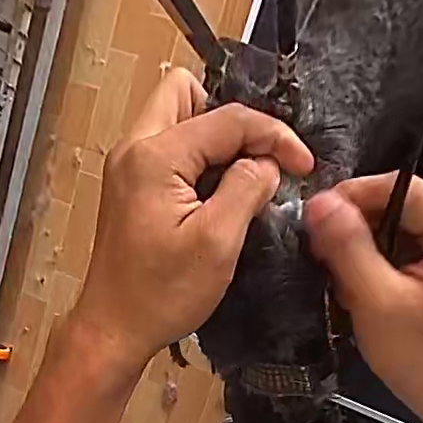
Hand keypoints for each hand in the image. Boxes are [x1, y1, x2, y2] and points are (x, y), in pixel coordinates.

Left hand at [74, 68, 313, 368]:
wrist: (117, 327)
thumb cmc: (164, 294)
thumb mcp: (217, 244)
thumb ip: (245, 191)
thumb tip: (267, 165)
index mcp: (155, 156)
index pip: (226, 118)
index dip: (274, 135)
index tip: (305, 163)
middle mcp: (135, 148)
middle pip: (188, 95)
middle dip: (234, 122)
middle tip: (263, 163)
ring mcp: (129, 167)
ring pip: (179, 121)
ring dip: (218, 143)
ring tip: (245, 184)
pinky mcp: (133, 189)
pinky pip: (172, 153)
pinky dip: (202, 165)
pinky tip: (220, 199)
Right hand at [304, 175, 422, 422]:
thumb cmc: (422, 360)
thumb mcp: (378, 303)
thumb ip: (349, 248)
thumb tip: (321, 202)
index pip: (403, 187)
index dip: (354, 197)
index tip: (317, 215)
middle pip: (401, 200)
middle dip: (360, 224)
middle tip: (325, 251)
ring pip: (399, 218)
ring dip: (366, 241)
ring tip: (344, 272)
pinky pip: (405, 236)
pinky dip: (379, 254)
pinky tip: (364, 279)